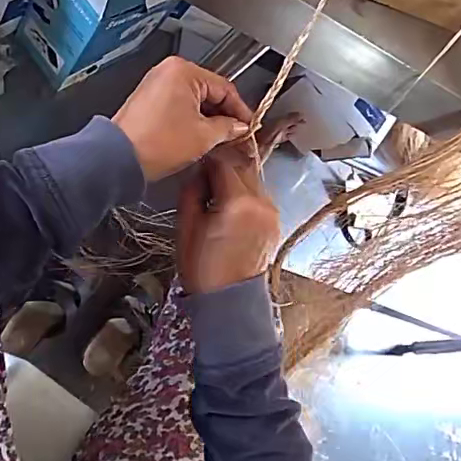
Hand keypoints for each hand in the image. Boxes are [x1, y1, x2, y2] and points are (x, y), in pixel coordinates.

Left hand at [112, 56, 253, 179]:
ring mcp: (156, 85)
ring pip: (194, 100)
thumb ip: (228, 127)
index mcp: (183, 71)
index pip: (225, 88)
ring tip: (219, 140)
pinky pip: (178, 105)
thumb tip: (238, 126)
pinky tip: (199, 137)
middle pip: (209, 92)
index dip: (240, 110)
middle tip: (236, 136)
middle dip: (224, 116)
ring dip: (208, 119)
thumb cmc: (155, 143)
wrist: (119, 158)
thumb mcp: (204, 136)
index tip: (249, 126)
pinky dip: (191, 120)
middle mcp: (167, 72)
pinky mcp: (148, 100)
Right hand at [176, 139, 281, 293]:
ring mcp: (272, 213)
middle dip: (224, 166)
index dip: (207, 161)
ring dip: (236, 179)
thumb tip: (199, 172)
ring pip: (254, 180)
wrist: (229, 300)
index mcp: (237, 202)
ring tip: (217, 193)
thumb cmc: (202, 268)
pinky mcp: (275, 223)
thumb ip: (192, 191)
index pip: (223, 163)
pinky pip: (260, 197)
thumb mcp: (186, 226)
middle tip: (205, 176)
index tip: (197, 165)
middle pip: (243, 166)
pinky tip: (232, 208)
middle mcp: (260, 202)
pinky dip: (246, 195)